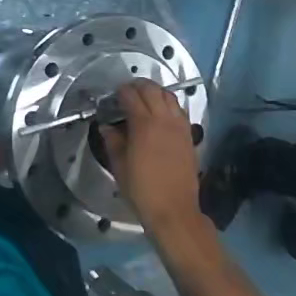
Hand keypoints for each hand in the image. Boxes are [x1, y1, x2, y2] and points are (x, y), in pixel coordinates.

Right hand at [97, 81, 201, 232]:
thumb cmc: (142, 190)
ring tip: (145, 97)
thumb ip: (113, 142)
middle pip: (152, 89)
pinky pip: (179, 109)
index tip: (114, 95)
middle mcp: (163, 119)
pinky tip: (162, 112)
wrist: (174, 209)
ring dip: (155, 91)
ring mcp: (179, 125)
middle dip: (138, 86)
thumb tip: (107, 127)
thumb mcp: (120, 167)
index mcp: (143, 125)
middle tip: (128, 91)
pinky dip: (169, 103)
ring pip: (169, 95)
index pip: (131, 96)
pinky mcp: (189, 134)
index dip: (121, 92)